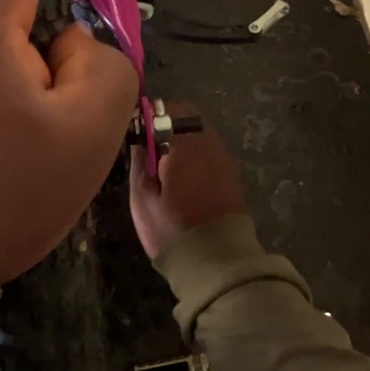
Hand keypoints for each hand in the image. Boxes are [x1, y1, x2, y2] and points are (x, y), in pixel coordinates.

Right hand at [128, 109, 247, 259]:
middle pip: (189, 117)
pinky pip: (211, 151)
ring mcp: (225, 160)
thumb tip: (137, 136)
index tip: (136, 130)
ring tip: (165, 164)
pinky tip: (183, 177)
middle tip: (149, 147)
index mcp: (186, 146)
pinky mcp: (232, 176)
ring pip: (201, 133)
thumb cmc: (171, 230)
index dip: (150, 115)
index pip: (169, 109)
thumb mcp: (143, 199)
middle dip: (167, 124)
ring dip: (183, 138)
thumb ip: (139, 161)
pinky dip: (196, 153)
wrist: (216, 261)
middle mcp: (210, 145)